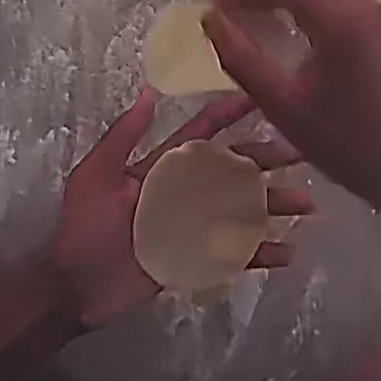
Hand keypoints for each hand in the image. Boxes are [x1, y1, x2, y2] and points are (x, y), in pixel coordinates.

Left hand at [52, 86, 314, 327]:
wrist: (73, 288)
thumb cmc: (83, 227)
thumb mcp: (94, 175)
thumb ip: (122, 136)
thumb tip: (148, 92)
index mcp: (166, 167)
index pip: (203, 133)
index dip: (228, 113)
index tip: (258, 96)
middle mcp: (188, 190)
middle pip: (236, 169)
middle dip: (268, 159)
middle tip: (302, 152)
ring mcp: (196, 224)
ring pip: (244, 208)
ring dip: (275, 205)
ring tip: (308, 206)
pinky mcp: (198, 256)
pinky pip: (235, 252)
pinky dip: (261, 252)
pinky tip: (288, 253)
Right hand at [201, 0, 380, 211]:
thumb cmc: (342, 141)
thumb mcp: (281, 105)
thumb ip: (241, 58)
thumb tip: (210, 19)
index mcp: (336, 18)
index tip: (214, 7)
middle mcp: (354, 3)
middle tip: (222, 18)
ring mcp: (365, 11)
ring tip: (240, 25)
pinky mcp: (368, 23)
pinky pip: (321, 0)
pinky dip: (292, 7)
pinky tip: (273, 32)